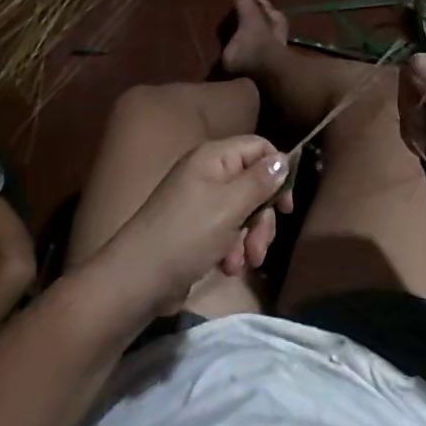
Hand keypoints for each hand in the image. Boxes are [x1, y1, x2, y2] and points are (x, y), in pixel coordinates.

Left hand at [96, 136, 291, 314]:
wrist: (139, 278)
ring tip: (241, 264)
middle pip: (254, 184)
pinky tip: (226, 268)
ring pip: (243, 212)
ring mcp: (201, 201)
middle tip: (259, 246)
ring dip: (248, 239)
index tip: (286, 207)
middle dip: (262, 218)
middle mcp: (207, 172)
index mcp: (213, 157)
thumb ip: (259, 182)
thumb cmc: (186, 234)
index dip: (277, 172)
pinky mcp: (197, 228)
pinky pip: (227, 231)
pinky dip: (232, 249)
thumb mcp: (229, 206)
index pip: (258, 147)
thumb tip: (284, 159)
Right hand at [399, 52, 425, 227]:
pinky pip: (418, 125)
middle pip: (422, 74)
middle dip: (414, 99)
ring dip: (414, 122)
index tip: (409, 74)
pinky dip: (416, 138)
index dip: (424, 53)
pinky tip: (425, 154)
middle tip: (421, 122)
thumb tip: (414, 56)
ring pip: (416, 101)